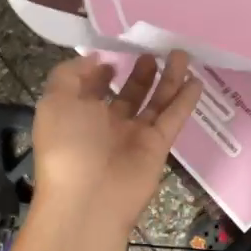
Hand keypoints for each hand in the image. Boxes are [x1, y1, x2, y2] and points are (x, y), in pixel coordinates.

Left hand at [30, 53, 201, 237]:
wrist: (89, 200)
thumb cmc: (67, 146)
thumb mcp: (55, 101)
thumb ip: (71, 75)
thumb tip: (95, 59)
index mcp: (78, 115)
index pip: (92, 88)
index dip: (101, 70)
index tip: (116, 52)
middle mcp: (106, 125)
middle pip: (128, 94)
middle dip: (140, 72)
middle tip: (153, 50)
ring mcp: (134, 136)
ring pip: (155, 102)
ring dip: (168, 79)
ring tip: (180, 54)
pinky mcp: (157, 146)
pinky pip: (173, 118)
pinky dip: (185, 100)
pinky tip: (196, 80)